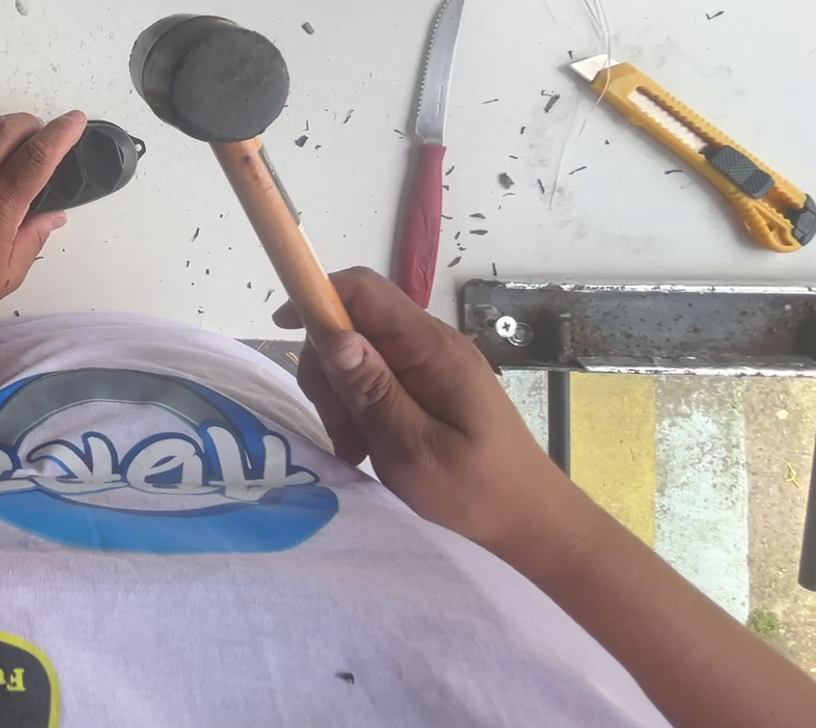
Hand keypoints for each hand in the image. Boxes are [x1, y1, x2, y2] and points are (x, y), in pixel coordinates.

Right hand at [273, 267, 584, 557]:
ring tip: (351, 443)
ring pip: (351, 352)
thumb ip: (372, 390)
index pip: (363, 289)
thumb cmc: (477, 491)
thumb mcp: (413, 448)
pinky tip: (361, 441)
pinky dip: (352, 404)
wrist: (533, 526)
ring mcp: (425, 362)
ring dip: (336, 393)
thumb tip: (333, 335)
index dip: (316, 295)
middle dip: (324, 367)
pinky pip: (368, 374)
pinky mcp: (422, 381)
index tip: (283, 328)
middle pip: (348, 323)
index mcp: (430, 349)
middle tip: (333, 421)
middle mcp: (427, 343)